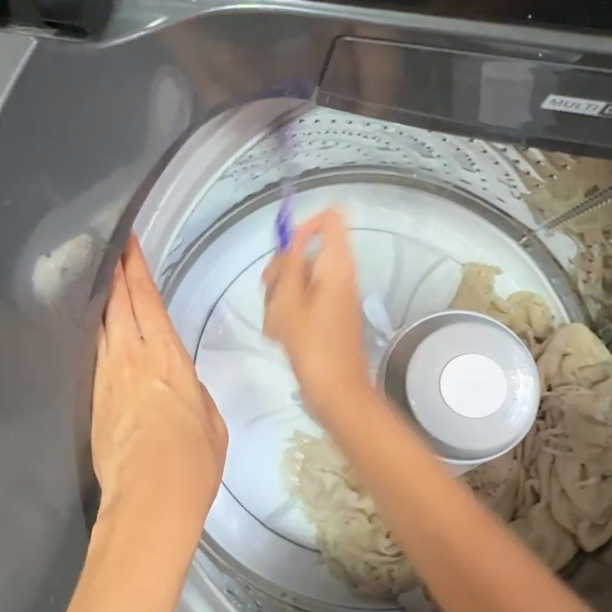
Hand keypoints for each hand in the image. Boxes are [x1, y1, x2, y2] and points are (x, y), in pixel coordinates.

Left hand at [91, 237, 228, 534]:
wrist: (150, 498)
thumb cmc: (192, 461)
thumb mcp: (209, 419)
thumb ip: (191, 392)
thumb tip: (177, 385)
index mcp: (166, 357)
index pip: (146, 300)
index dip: (135, 269)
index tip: (127, 244)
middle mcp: (131, 358)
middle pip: (117, 304)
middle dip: (114, 273)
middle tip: (110, 249)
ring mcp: (106, 377)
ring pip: (100, 325)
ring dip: (101, 300)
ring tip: (99, 280)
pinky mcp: (91, 400)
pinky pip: (92, 354)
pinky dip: (94, 332)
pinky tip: (94, 329)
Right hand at [262, 209, 375, 421]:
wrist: (336, 391)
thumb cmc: (312, 346)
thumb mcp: (289, 302)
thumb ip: (288, 266)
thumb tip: (292, 240)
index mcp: (336, 265)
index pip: (330, 220)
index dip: (304, 225)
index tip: (284, 249)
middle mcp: (340, 275)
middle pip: (307, 252)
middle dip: (281, 269)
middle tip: (270, 292)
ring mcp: (336, 296)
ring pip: (300, 279)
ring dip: (280, 296)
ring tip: (275, 321)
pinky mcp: (330, 315)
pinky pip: (304, 301)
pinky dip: (289, 312)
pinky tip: (281, 334)